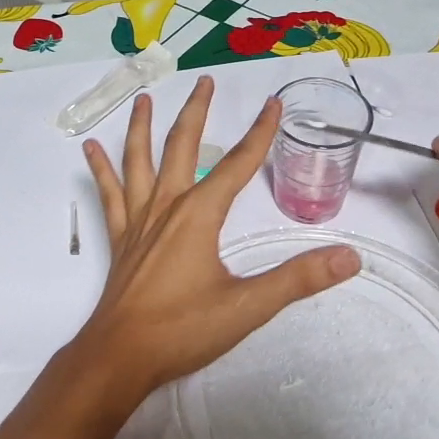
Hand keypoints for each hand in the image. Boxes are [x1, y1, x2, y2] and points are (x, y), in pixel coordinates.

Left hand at [66, 76, 361, 407]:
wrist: (120, 356)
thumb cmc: (183, 329)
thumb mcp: (248, 306)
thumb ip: (298, 279)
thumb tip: (349, 257)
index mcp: (199, 214)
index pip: (237, 165)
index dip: (259, 133)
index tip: (274, 104)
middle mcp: (167, 206)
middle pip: (182, 146)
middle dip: (197, 112)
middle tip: (206, 81)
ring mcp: (139, 221)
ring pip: (139, 161)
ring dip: (143, 128)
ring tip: (144, 98)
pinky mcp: (121, 240)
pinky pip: (110, 195)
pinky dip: (100, 169)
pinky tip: (89, 148)